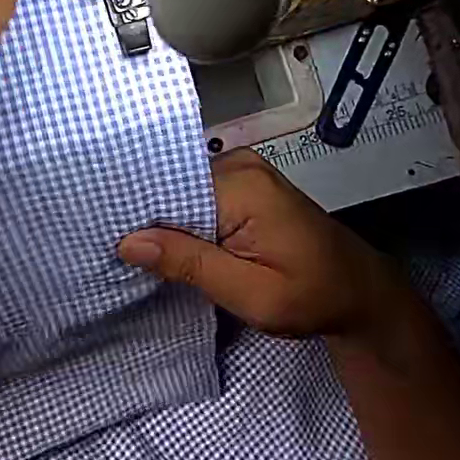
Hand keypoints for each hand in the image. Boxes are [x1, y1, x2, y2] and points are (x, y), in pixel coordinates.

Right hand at [117, 149, 410, 338]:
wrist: (358, 290)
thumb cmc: (311, 296)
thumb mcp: (250, 293)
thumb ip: (189, 264)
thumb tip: (127, 242)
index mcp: (241, 184)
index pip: (168, 190)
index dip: (136, 215)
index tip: (101, 236)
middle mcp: (238, 163)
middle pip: (173, 186)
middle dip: (147, 218)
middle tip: (111, 248)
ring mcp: (242, 168)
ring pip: (182, 191)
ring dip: (164, 221)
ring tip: (131, 247)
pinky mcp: (243, 181)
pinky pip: (198, 194)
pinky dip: (182, 218)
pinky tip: (166, 241)